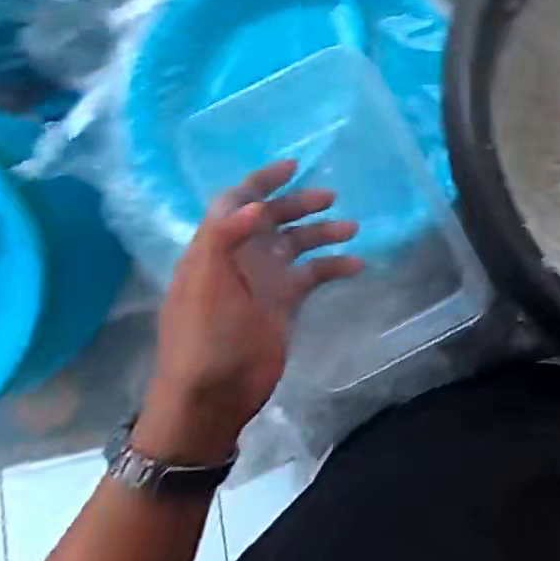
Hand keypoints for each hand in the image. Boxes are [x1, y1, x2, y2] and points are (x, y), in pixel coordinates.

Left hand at [139, 161, 364, 463]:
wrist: (213, 394)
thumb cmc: (203, 336)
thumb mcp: (204, 284)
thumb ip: (223, 238)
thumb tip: (253, 203)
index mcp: (216, 248)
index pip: (237, 202)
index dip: (261, 181)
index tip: (293, 166)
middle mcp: (241, 257)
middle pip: (272, 219)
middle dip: (299, 203)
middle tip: (330, 197)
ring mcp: (264, 281)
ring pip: (297, 244)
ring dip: (322, 232)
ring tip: (352, 228)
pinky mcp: (284, 303)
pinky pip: (313, 275)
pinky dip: (334, 267)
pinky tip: (356, 264)